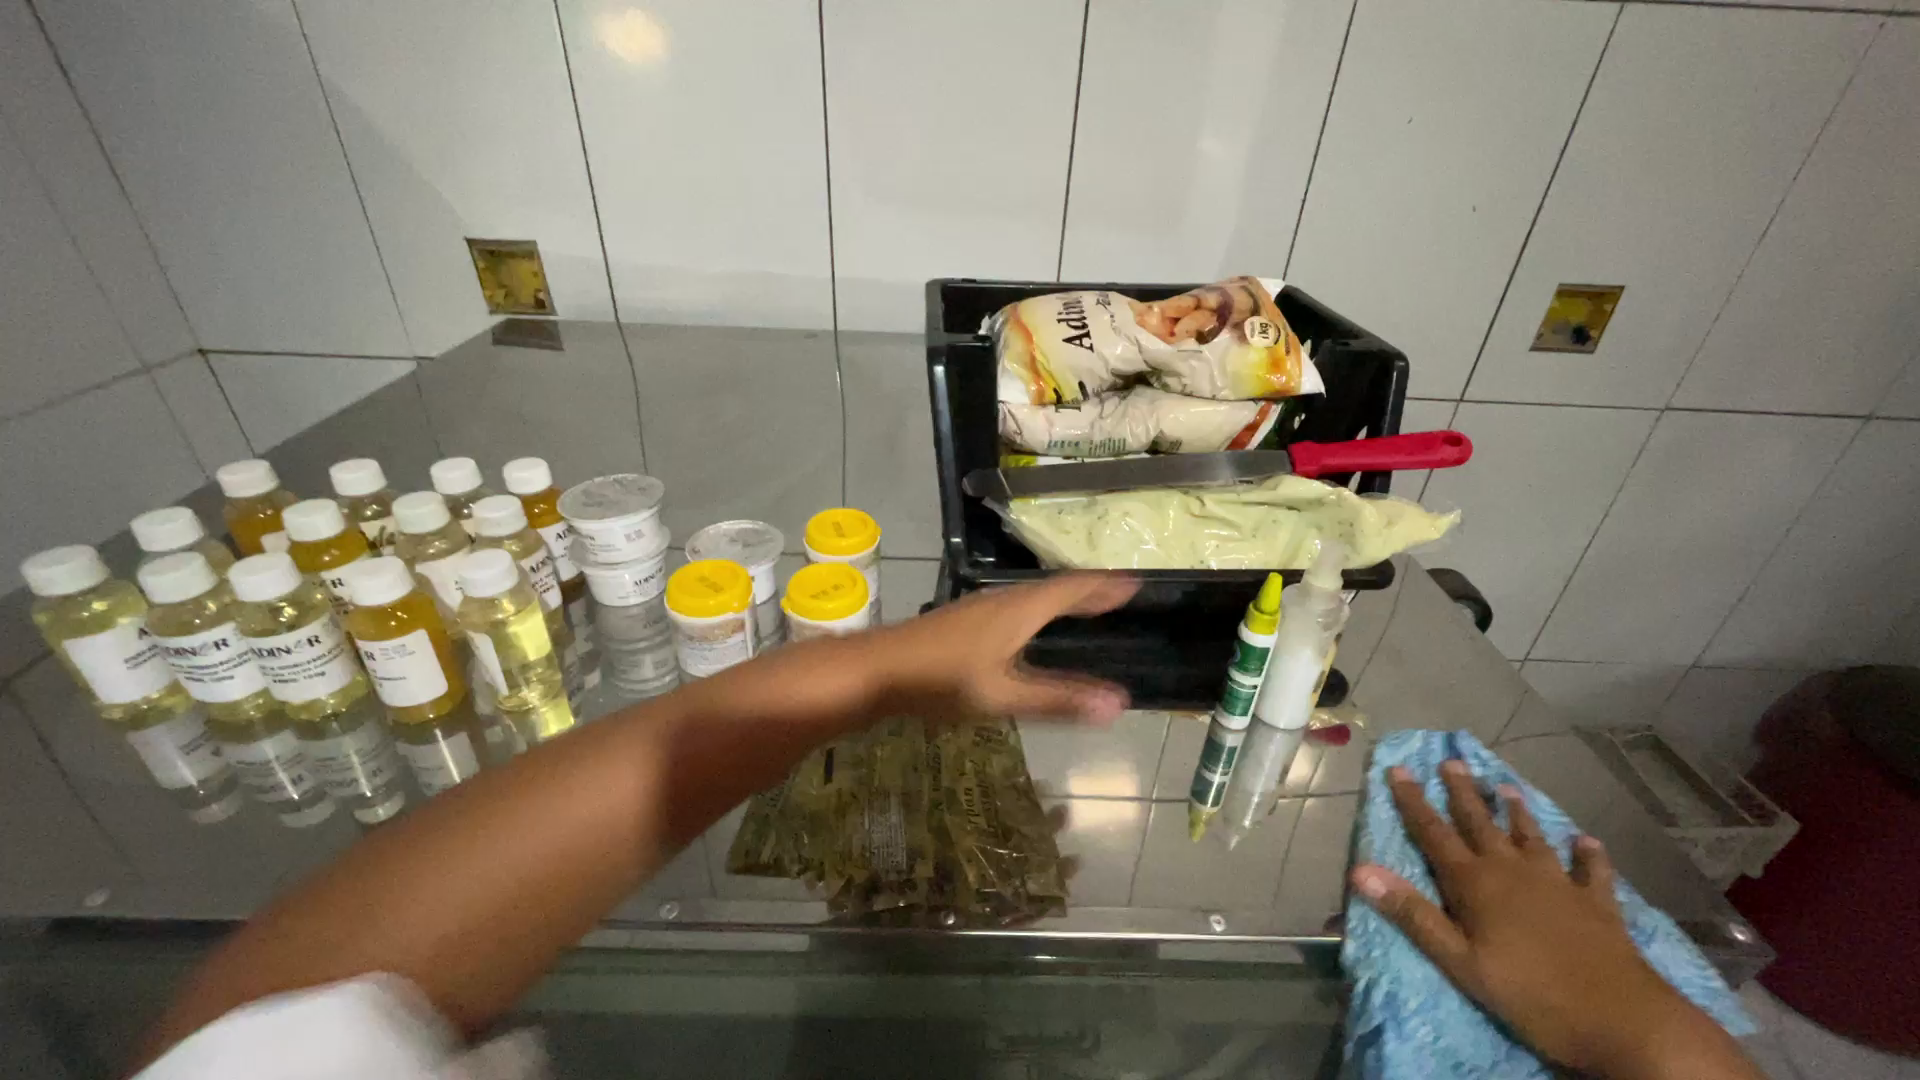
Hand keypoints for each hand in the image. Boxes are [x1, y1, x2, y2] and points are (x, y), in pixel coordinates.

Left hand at [865, 573, 1138, 725]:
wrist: (877, 669)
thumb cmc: (941, 680)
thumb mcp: (1003, 696)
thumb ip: (1058, 701)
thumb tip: (1118, 704)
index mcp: (1019, 610)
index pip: (1072, 589)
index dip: (1103, 586)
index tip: (1134, 583)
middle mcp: (1003, 600)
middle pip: (1054, 589)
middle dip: (1088, 590)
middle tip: (1118, 593)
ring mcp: (980, 608)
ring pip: (1033, 596)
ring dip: (1063, 599)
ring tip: (1085, 607)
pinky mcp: (965, 621)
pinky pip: (1016, 606)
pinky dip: (1040, 610)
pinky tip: (1032, 628)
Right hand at [1350, 761, 1759, 1079]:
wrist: (1626, 1023)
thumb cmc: (1532, 995)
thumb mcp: (1460, 962)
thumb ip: (1412, 914)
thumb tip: (1360, 870)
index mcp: (1475, 884)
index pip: (1433, 833)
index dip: (1413, 801)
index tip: (1399, 769)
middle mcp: (1513, 872)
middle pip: (1481, 824)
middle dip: (1463, 793)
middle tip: (1453, 761)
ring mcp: (1559, 886)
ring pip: (1531, 838)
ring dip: (1517, 812)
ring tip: (1507, 787)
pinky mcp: (1599, 906)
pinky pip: (1593, 871)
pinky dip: (1588, 854)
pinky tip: (1587, 841)